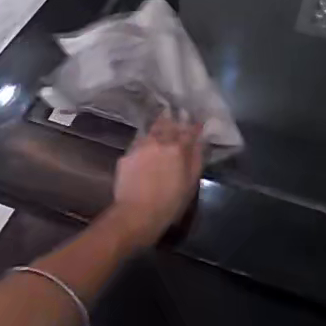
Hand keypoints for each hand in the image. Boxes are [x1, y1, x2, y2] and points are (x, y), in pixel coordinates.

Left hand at [107, 115, 204, 245]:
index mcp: (177, 149)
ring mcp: (140, 146)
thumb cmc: (169, 203)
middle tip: (178, 113)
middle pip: (168, 124)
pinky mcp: (126, 154)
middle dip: (175, 119)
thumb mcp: (190, 183)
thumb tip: (199, 143)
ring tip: (163, 120)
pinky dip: (146, 139)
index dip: (194, 126)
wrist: (136, 213)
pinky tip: (146, 142)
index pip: (189, 131)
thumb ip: (195, 160)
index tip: (198, 122)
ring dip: (159, 125)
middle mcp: (158, 142)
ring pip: (151, 130)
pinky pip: (139, 141)